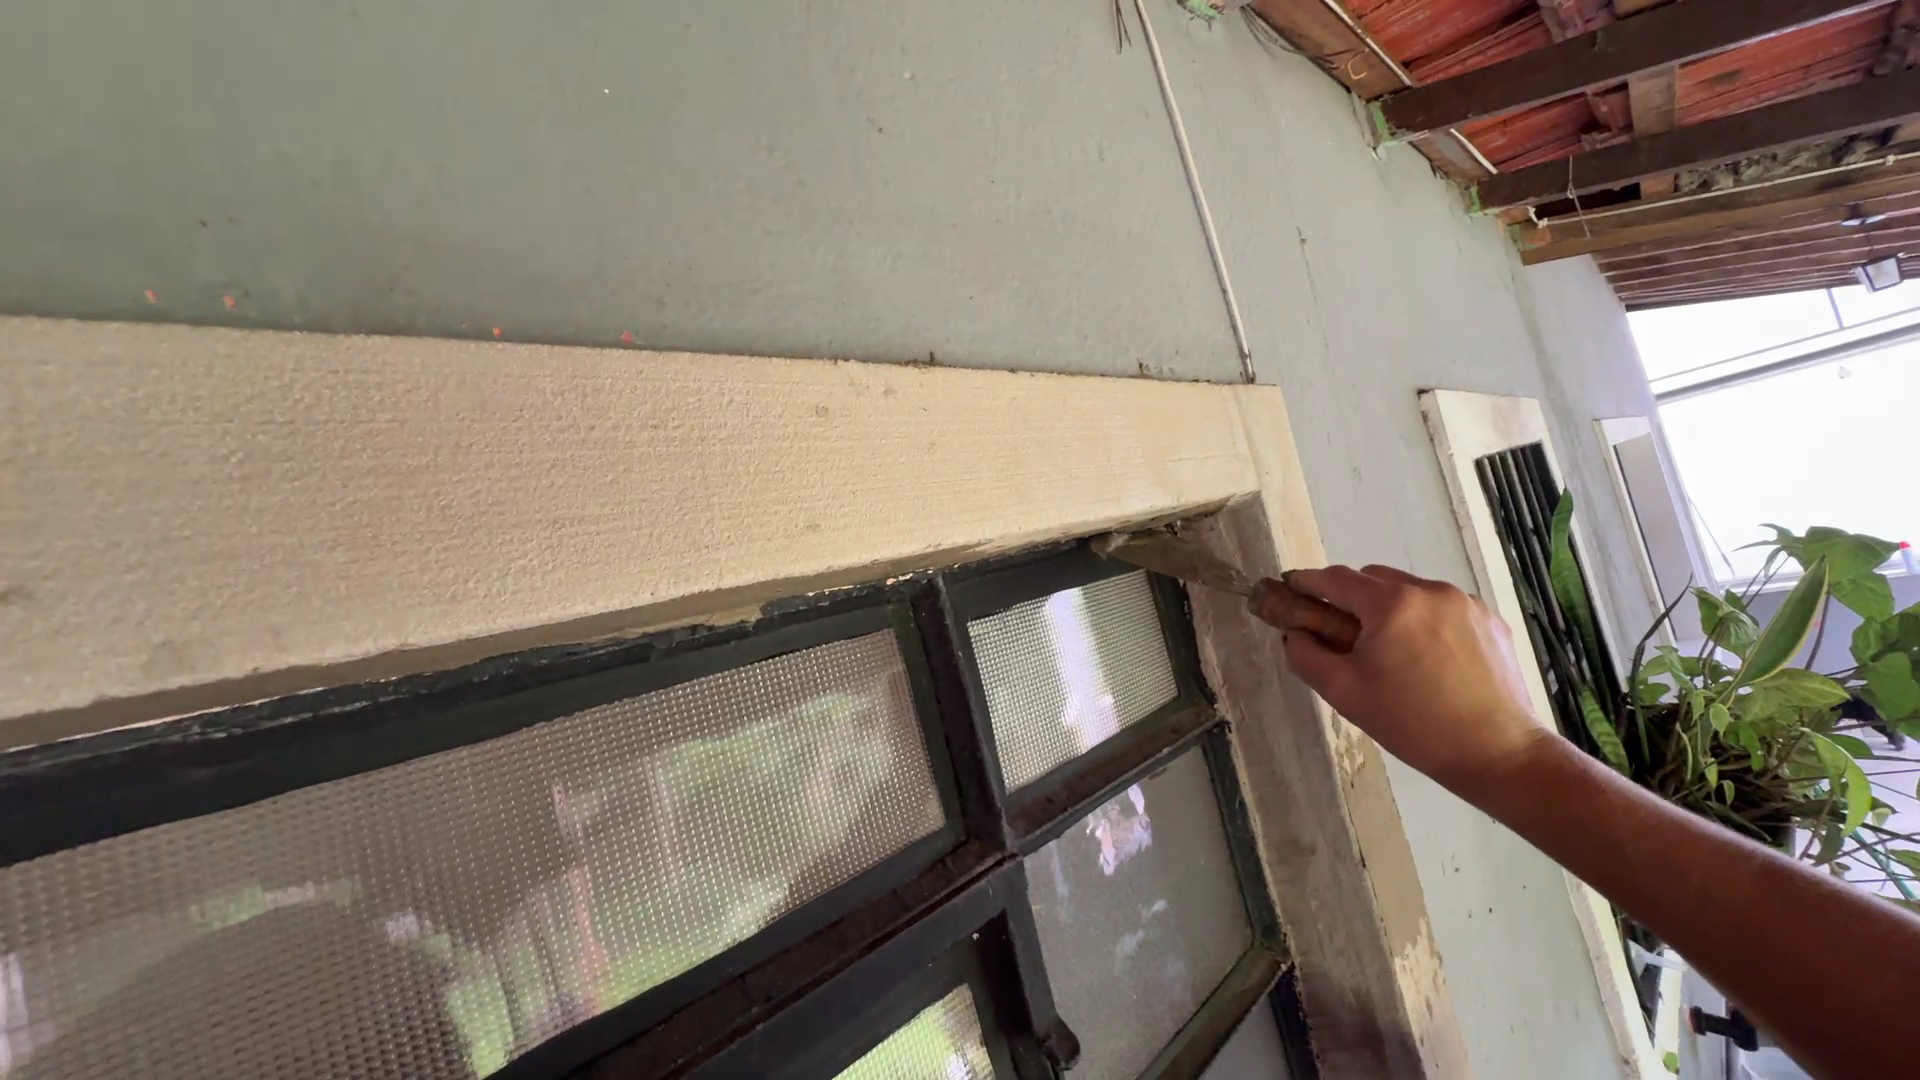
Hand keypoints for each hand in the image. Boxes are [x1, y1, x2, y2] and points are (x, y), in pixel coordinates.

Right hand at [1281, 564, 1553, 799]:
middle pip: (1372, 578)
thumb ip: (1306, 655)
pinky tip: (1426, 660)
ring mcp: (1465, 604)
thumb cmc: (1412, 723)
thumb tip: (1295, 634)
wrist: (1499, 754)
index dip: (1307, 583)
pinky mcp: (1490, 622)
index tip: (1290, 591)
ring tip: (1389, 652)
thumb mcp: (1343, 692)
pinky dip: (1422, 621)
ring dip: (1388, 609)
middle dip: (1349, 598)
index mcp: (1390, 603)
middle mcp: (1429, 591)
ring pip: (1408, 591)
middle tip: (1340, 634)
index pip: (1334, 579)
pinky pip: (1441, 608)